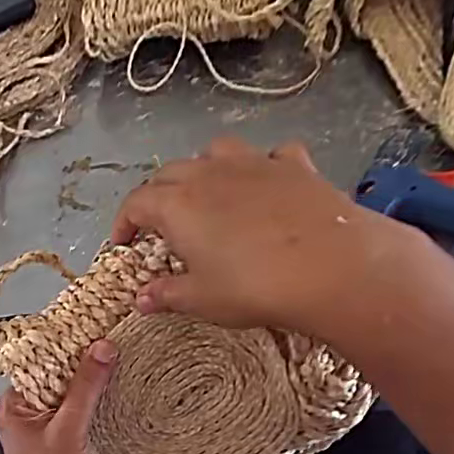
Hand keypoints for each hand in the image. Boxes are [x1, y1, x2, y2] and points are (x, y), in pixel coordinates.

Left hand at [0, 339, 115, 453]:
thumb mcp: (70, 430)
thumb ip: (86, 388)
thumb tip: (102, 348)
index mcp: (13, 404)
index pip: (38, 360)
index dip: (65, 342)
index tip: (93, 326)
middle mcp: (21, 411)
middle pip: (52, 374)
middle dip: (79, 360)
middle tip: (109, 340)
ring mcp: (37, 425)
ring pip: (63, 391)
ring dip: (85, 380)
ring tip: (112, 360)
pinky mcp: (52, 437)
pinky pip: (70, 408)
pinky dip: (87, 400)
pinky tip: (106, 392)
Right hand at [112, 138, 436, 337]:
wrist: (330, 267)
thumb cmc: (253, 287)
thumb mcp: (201, 300)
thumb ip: (166, 295)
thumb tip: (141, 299)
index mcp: (178, 204)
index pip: (137, 203)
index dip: (124, 223)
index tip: (122, 245)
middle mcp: (210, 173)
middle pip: (170, 174)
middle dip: (157, 197)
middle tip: (158, 227)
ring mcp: (254, 163)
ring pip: (215, 153)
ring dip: (202, 171)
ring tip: (206, 197)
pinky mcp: (294, 165)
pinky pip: (268, 158)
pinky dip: (258, 169)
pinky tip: (263, 187)